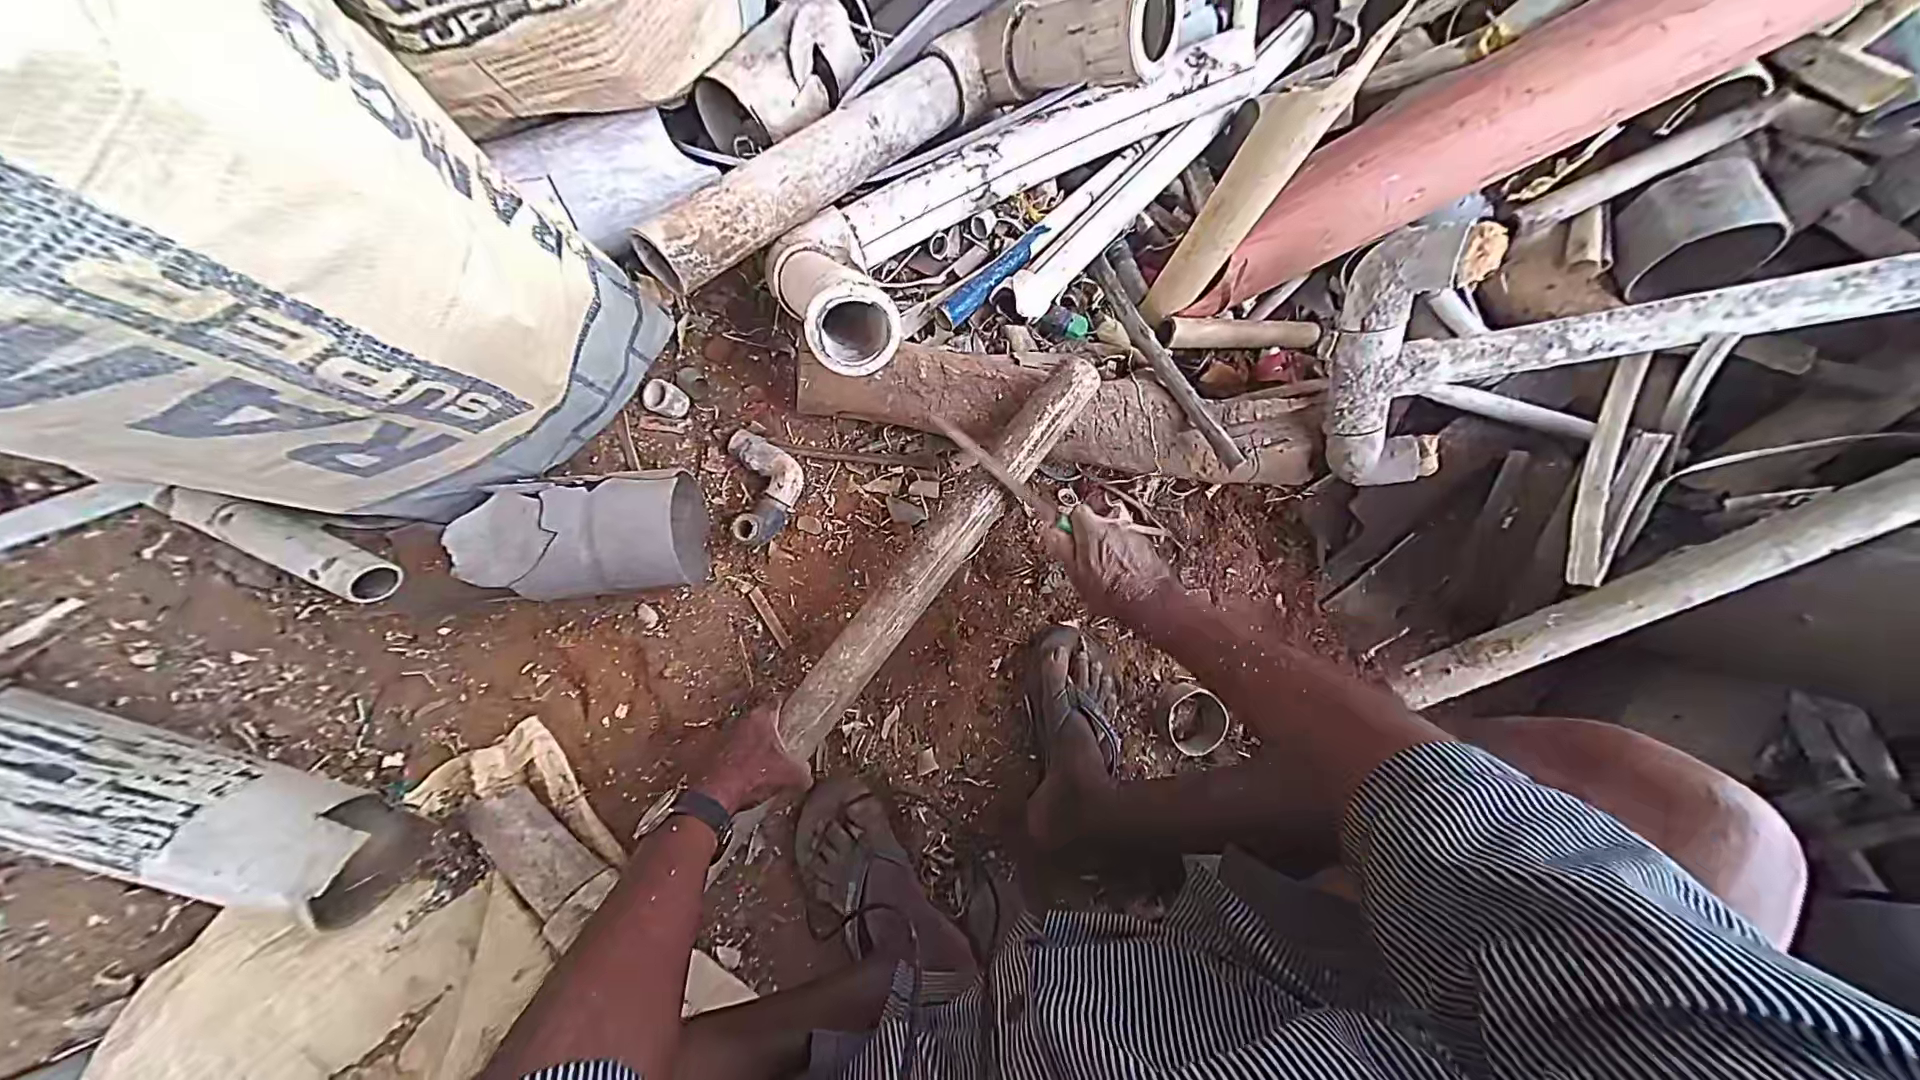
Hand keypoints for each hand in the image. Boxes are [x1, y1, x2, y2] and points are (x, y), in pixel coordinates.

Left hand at [694, 701, 812, 813]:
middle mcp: (741, 721)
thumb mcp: (790, 776)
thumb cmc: (753, 777)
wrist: (716, 796)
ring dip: (751, 745)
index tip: (793, 716)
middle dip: (769, 730)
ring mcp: (724, 735)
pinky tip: (745, 774)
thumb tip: (808, 777)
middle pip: (760, 719)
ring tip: (762, 763)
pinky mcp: (710, 752)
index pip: (777, 703)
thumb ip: (803, 773)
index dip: (787, 709)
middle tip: (781, 744)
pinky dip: (737, 760)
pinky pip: (729, 751)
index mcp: (762, 717)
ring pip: (743, 735)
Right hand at [1042, 501, 1180, 626]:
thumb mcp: (1075, 573)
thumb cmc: (1113, 592)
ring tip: (1105, 570)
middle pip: (1093, 522)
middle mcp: (1112, 528)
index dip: (1068, 525)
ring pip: (1109, 534)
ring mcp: (1130, 534)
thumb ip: (1061, 546)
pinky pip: (1125, 543)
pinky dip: (1121, 553)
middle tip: (1085, 560)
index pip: (1074, 511)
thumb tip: (1051, 531)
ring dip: (1105, 547)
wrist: (1148, 601)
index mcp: (1091, 531)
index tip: (1065, 536)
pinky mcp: (1143, 543)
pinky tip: (1120, 572)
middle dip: (1087, 537)